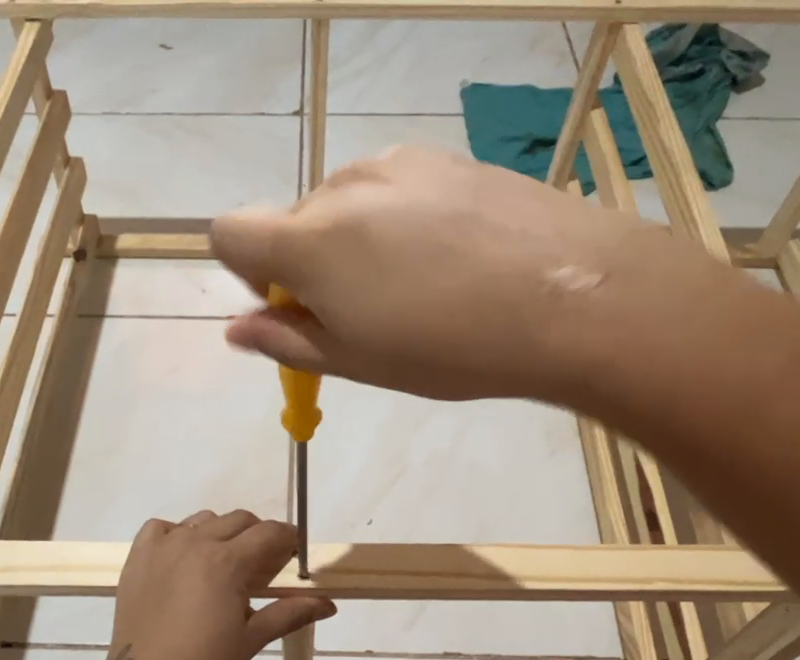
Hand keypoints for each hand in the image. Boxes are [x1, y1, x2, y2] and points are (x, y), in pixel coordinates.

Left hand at [111, 510, 335, 659]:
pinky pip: (161, 528)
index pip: (269, 533)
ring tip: (223, 564)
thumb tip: (330, 604)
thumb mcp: (251, 639)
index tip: (294, 552)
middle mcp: (194, 543)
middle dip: (258, 535)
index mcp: (226, 562)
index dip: (288, 539)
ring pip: (202, 520)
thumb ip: (290, 613)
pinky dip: (178, 534)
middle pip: (238, 520)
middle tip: (263, 565)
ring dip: (221, 533)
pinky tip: (183, 559)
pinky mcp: (137, 558)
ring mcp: (162, 548)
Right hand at [211, 145, 742, 404]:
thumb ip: (287, 342)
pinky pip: (396, 191)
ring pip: (347, 205)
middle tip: (370, 315)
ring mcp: (400, 164)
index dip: (246, 274)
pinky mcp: (447, 158)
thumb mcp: (359, 361)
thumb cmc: (450, 348)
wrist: (571, 296)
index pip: (229, 233)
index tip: (293, 308)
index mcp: (309, 240)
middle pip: (293, 221)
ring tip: (421, 290)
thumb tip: (238, 330)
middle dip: (309, 265)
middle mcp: (343, 187)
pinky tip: (455, 261)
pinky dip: (401, 224)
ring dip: (357, 243)